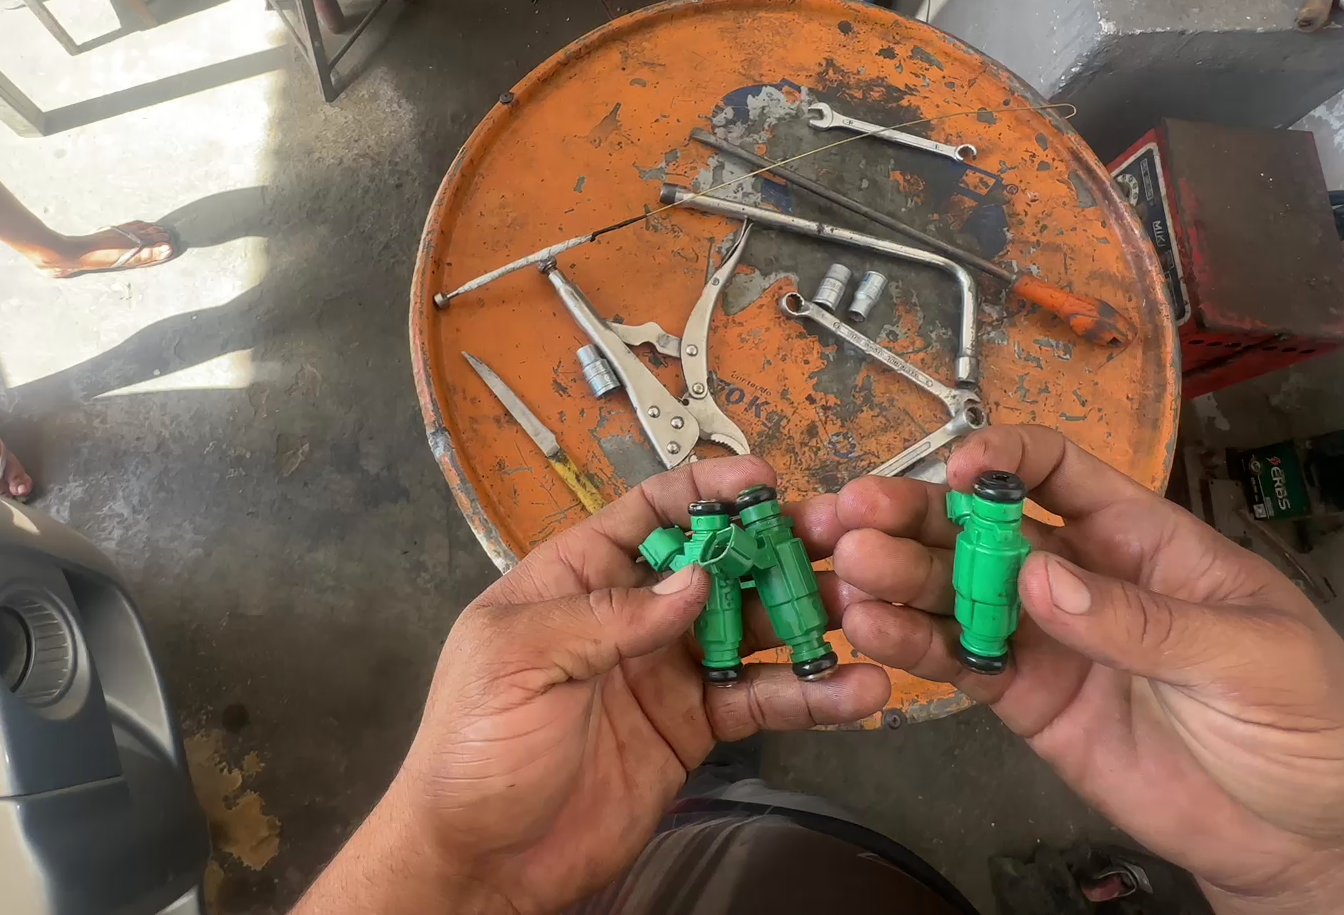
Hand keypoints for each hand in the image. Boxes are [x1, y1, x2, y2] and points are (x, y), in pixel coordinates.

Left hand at [299, 456, 890, 914]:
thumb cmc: (477, 742)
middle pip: (716, 562)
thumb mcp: (520, 658)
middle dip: (776, 546)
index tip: (764, 479)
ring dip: (805, 614)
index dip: (706, 491)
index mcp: (582, 574)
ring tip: (867, 610)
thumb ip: (609, 615)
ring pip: (749, 626)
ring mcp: (669, 666)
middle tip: (843, 539)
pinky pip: (758, 699)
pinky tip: (858, 691)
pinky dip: (808, 694)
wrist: (482, 863)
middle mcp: (634, 610)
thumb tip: (696, 581)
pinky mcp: (696, 724)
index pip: (652, 512)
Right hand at [827, 425, 1343, 913]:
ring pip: (950, 587)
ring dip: (895, 573)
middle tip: (854, 512)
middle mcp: (1068, 570)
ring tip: (845, 567)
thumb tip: (1039, 580)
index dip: (1002, 456)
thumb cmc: (1311, 726)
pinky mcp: (1017, 692)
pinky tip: (868, 628)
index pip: (1055, 469)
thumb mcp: (1257, 660)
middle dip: (915, 513)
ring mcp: (1037, 632)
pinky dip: (909, 642)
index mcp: (1131, 536)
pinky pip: (955, 658)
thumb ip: (1143, 619)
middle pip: (978, 525)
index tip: (958, 468)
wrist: (1307, 846)